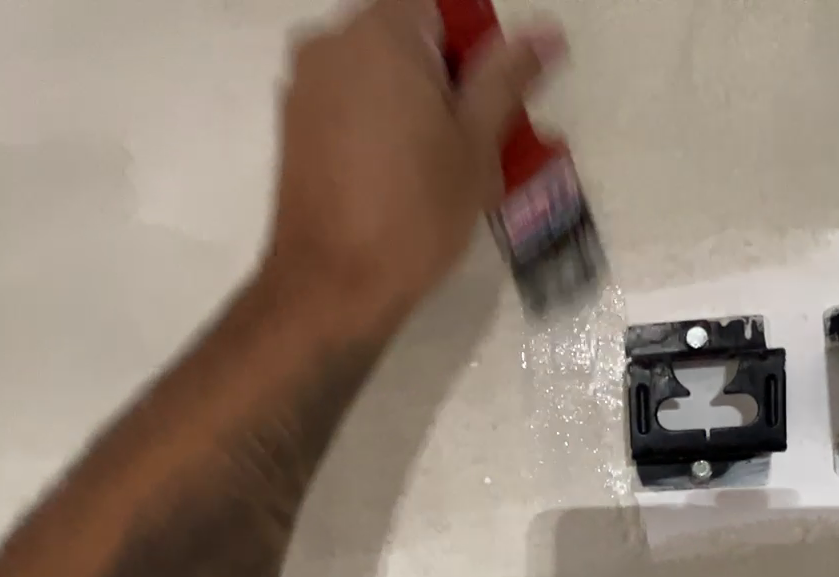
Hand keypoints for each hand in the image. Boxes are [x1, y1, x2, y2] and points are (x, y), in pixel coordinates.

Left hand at [262, 0, 565, 338]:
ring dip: (415, 113)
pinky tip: (400, 186)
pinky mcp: (292, 132)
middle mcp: (330, 42)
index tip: (489, 110)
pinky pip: (350, 111)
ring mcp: (303, 88)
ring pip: (377, 81)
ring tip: (440, 176)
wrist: (334, 287)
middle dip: (447, 87)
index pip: (442, 11)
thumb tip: (546, 33)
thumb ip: (507, 79)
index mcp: (381, 31)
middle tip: (474, 150)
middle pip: (407, 43)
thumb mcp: (476, 146)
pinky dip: (381, 133)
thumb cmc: (416, 215)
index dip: (475, 57)